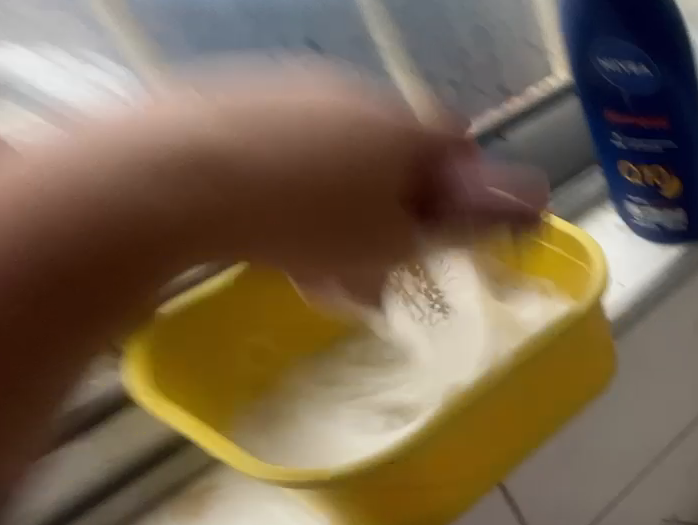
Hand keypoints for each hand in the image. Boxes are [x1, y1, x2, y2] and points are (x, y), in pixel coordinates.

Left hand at [68, 62, 546, 286]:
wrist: (161, 182)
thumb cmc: (308, 223)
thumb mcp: (404, 242)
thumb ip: (471, 223)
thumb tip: (536, 204)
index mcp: (402, 125)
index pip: (461, 141)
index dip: (467, 185)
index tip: (453, 230)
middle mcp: (352, 94)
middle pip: (400, 147)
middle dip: (405, 200)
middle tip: (390, 257)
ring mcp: (287, 89)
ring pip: (344, 151)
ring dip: (352, 200)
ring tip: (327, 262)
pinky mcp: (232, 98)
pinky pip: (290, 144)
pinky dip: (299, 184)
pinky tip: (277, 231)